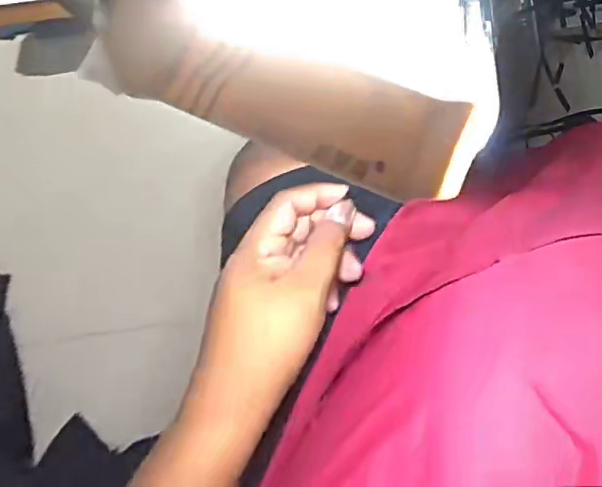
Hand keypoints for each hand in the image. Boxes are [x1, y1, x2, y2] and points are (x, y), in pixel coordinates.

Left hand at [188, 183, 376, 417]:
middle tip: (367, 235)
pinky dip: (321, 280)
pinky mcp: (267, 306)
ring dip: (333, 257)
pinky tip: (335, 298)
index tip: (354, 201)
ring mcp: (259, 285)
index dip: (321, 194)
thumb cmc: (272, 340)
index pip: (288, 203)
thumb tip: (343, 207)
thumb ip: (328, 240)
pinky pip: (299, 277)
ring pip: (304, 253)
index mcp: (255, 250)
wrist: (234, 407)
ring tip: (352, 277)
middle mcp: (254, 261)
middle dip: (336, 228)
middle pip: (300, 226)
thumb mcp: (308, 285)